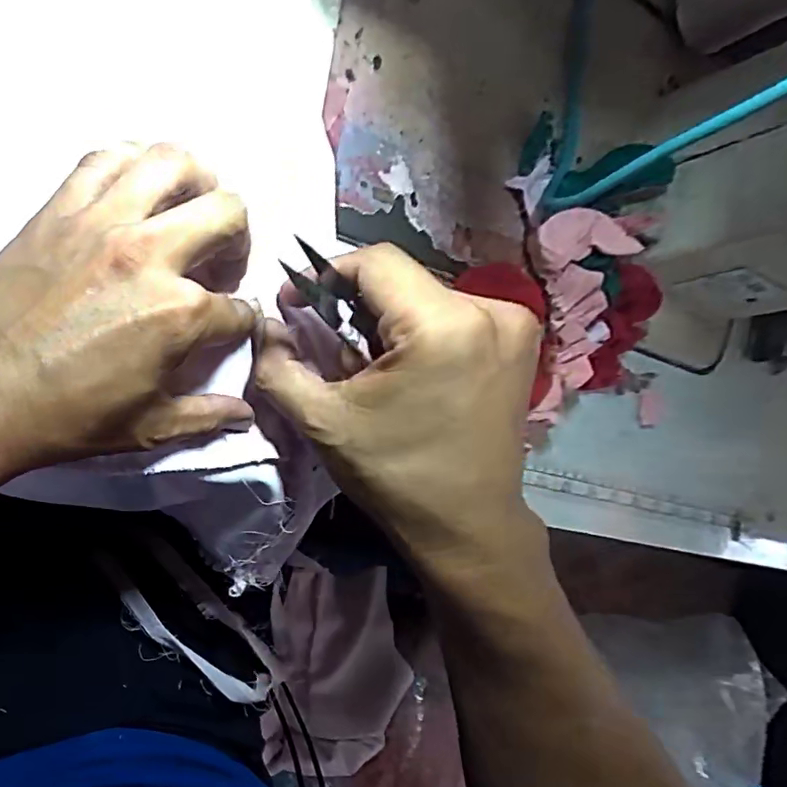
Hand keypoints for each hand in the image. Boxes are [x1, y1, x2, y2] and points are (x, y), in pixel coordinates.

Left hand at [0, 142, 258, 483]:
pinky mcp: (59, 209)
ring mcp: (102, 223)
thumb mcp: (148, 427)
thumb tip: (244, 414)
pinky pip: (106, 159)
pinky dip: (132, 165)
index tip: (228, 327)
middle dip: (238, 241)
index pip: (237, 308)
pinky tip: (134, 192)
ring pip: (173, 163)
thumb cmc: (66, 418)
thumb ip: (206, 416)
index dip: (241, 322)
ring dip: (197, 183)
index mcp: (179, 315)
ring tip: (189, 209)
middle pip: (227, 215)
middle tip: (219, 264)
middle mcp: (150, 255)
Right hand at [253, 244, 541, 561]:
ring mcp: (513, 325)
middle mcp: (491, 309)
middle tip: (328, 348)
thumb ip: (279, 367)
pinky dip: (418, 333)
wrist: (466, 525)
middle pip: (402, 280)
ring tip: (366, 367)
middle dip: (355, 305)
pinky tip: (404, 373)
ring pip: (426, 297)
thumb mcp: (323, 422)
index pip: (375, 261)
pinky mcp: (520, 343)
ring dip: (386, 321)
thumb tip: (266, 328)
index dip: (325, 274)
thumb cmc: (395, 476)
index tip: (296, 304)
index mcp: (444, 323)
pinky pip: (453, 316)